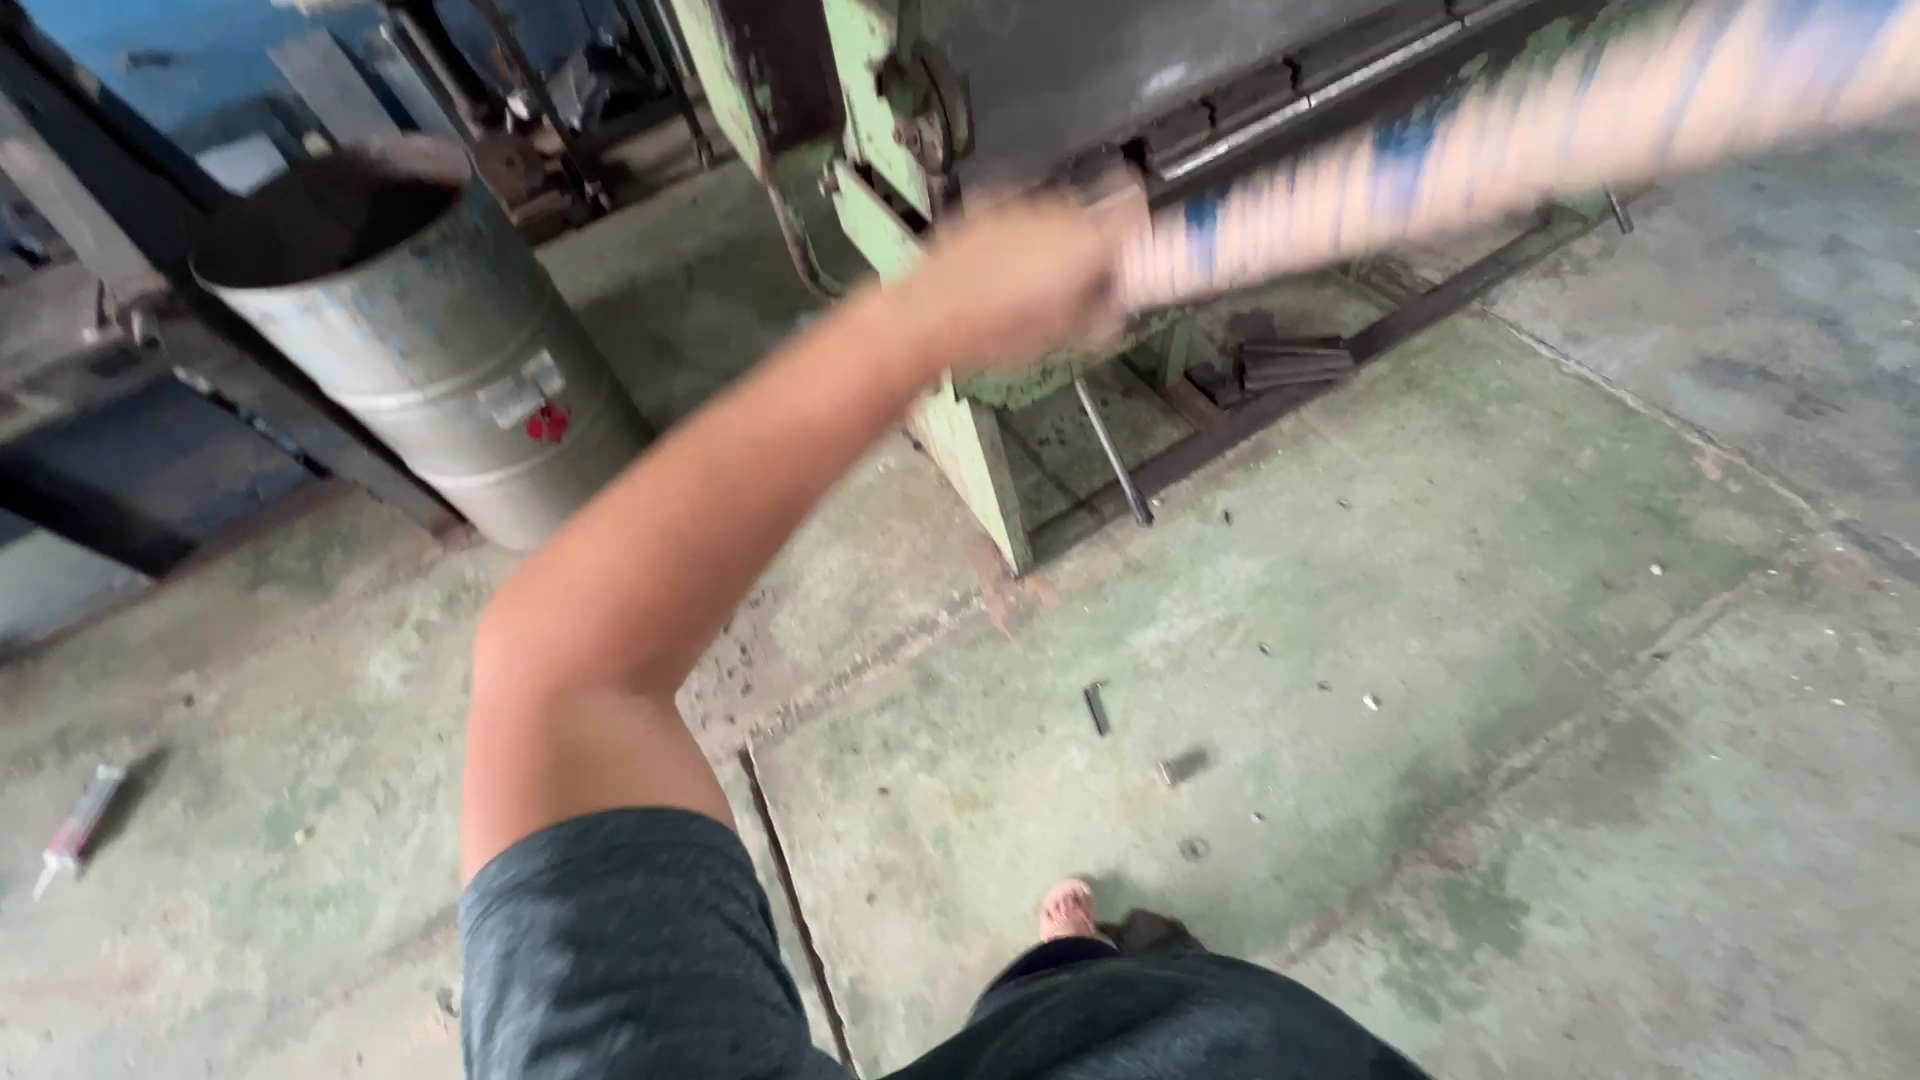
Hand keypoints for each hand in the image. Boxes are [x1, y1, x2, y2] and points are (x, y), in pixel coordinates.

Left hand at [888, 191, 1129, 375]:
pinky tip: (1002, 268)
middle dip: (1092, 243)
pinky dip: (1019, 234)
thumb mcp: (1062, 335)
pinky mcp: (985, 205)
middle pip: (1095, 213)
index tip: (1130, 260)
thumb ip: (1099, 312)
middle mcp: (1059, 210)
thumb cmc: (999, 331)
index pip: (1137, 210)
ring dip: (1054, 239)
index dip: (1138, 235)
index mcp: (1089, 241)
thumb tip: (1112, 308)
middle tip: (1078, 282)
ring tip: (1032, 282)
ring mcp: (1020, 204)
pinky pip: (1017, 215)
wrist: (933, 315)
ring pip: (1055, 213)